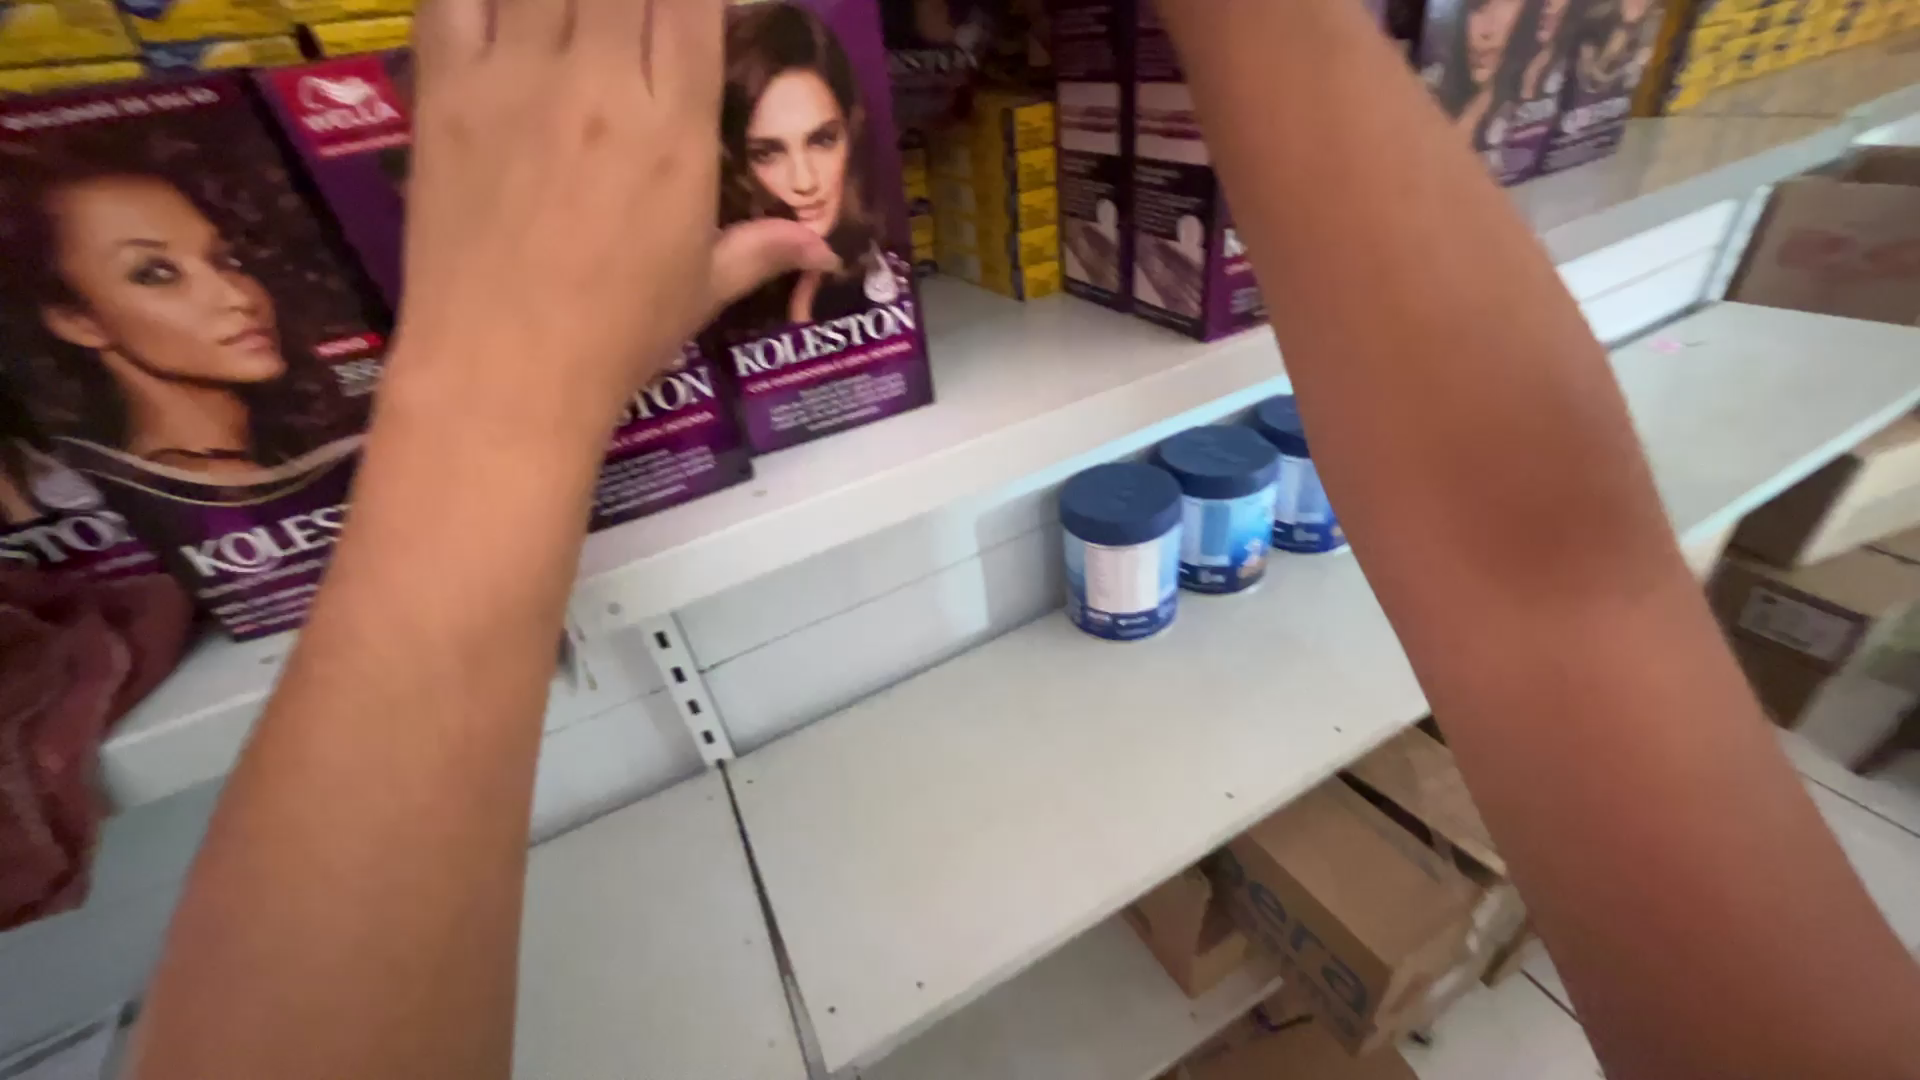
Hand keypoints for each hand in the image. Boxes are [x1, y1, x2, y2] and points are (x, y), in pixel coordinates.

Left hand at [395, 0, 839, 429]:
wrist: (507, 367)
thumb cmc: (621, 334)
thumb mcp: (703, 291)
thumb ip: (763, 249)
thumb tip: (827, 249)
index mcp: (674, 133)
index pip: (692, 5)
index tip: (696, 7)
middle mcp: (600, 82)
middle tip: (638, 13)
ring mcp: (516, 75)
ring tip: (584, 17)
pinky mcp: (443, 84)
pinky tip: (508, 7)